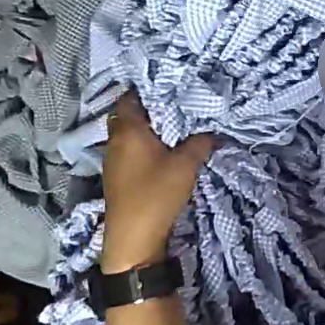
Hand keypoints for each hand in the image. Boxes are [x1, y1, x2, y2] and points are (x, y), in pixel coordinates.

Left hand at [99, 94, 213, 272]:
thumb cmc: (156, 194)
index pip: (130, 98)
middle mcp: (115, 141)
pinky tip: (166, 151)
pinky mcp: (119, 177)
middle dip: (151, 110)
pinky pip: (132, 150)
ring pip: (130, 135)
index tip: (170, 86)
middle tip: (177, 105)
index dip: (148, 89)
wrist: (134, 239)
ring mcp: (114, 161)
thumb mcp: (186, 165)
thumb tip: (210, 131)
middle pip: (129, 116)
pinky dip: (147, 146)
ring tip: (176, 127)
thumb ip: (200, 142)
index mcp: (128, 131)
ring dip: (149, 130)